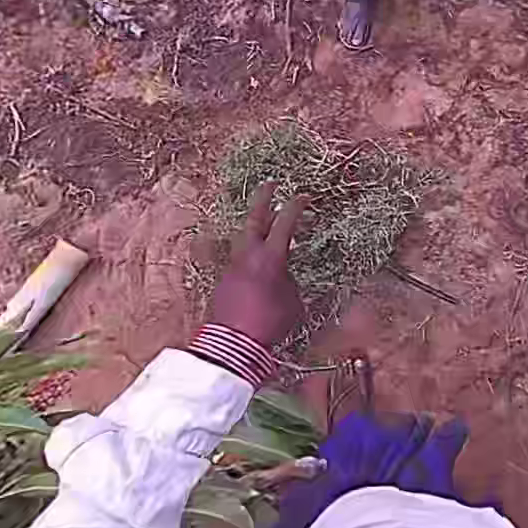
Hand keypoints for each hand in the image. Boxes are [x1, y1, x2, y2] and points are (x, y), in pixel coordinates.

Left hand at [210, 182, 306, 347]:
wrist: (232, 343)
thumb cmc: (270, 323)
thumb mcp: (293, 303)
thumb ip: (290, 282)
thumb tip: (285, 277)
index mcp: (270, 257)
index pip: (285, 223)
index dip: (296, 207)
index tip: (303, 196)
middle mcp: (248, 255)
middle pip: (255, 218)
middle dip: (264, 199)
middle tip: (271, 184)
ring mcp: (233, 265)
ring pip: (245, 237)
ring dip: (256, 226)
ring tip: (266, 223)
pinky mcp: (224, 279)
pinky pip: (240, 257)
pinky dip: (251, 251)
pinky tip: (258, 260)